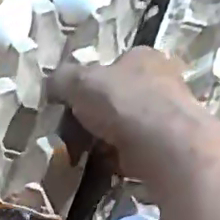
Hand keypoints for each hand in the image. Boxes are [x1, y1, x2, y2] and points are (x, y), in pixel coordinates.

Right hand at [47, 47, 217, 180]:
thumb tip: (51, 84)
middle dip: (96, 114)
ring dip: (106, 137)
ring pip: (125, 123)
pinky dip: (117, 156)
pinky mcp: (167, 142)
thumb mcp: (79, 82)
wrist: (163, 144)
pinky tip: (105, 163)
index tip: (72, 103)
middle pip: (118, 96)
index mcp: (142, 56)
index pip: (112, 65)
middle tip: (75, 131)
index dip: (89, 84)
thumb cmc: (122, 103)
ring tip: (86, 150)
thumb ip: (61, 80)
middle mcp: (161, 78)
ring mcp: (167, 111)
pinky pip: (133, 147)